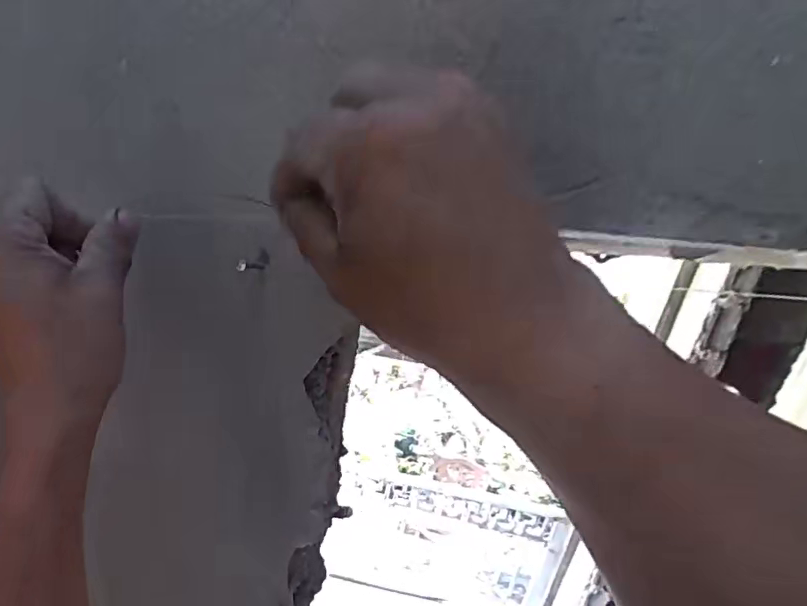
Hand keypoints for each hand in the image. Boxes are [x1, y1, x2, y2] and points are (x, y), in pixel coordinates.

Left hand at [0, 178, 139, 443]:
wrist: (48, 421)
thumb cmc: (76, 355)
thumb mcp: (102, 293)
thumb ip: (110, 244)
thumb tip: (122, 216)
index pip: (39, 195)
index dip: (79, 221)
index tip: (101, 263)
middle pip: (27, 223)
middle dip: (68, 246)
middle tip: (97, 289)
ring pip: (22, 256)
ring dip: (57, 271)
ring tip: (81, 311)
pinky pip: (12, 285)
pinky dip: (40, 293)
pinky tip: (60, 327)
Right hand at [271, 66, 595, 389]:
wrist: (515, 315)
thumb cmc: (420, 307)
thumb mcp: (342, 275)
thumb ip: (306, 223)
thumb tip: (297, 195)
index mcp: (366, 147)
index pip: (303, 140)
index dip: (291, 178)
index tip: (295, 209)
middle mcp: (411, 104)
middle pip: (348, 94)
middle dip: (331, 140)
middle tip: (339, 194)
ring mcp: (458, 104)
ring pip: (392, 89)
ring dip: (372, 129)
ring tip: (380, 186)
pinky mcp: (490, 118)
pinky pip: (432, 103)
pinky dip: (413, 129)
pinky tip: (417, 178)